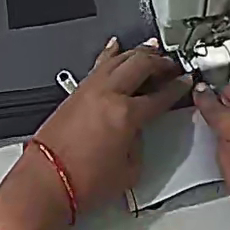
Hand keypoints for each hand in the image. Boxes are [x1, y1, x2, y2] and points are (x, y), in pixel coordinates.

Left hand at [31, 38, 192, 211]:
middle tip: (171, 65)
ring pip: (118, 59)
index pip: (160, 95)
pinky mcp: (74, 93)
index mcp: (125, 115)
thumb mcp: (129, 169)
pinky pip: (98, 65)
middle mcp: (106, 95)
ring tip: (151, 50)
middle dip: (161, 62)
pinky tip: (114, 47)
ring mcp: (88, 90)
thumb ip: (138, 143)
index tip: (184, 81)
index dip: (177, 87)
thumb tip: (137, 131)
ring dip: (138, 53)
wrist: (46, 182)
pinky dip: (110, 55)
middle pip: (140, 65)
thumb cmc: (81, 181)